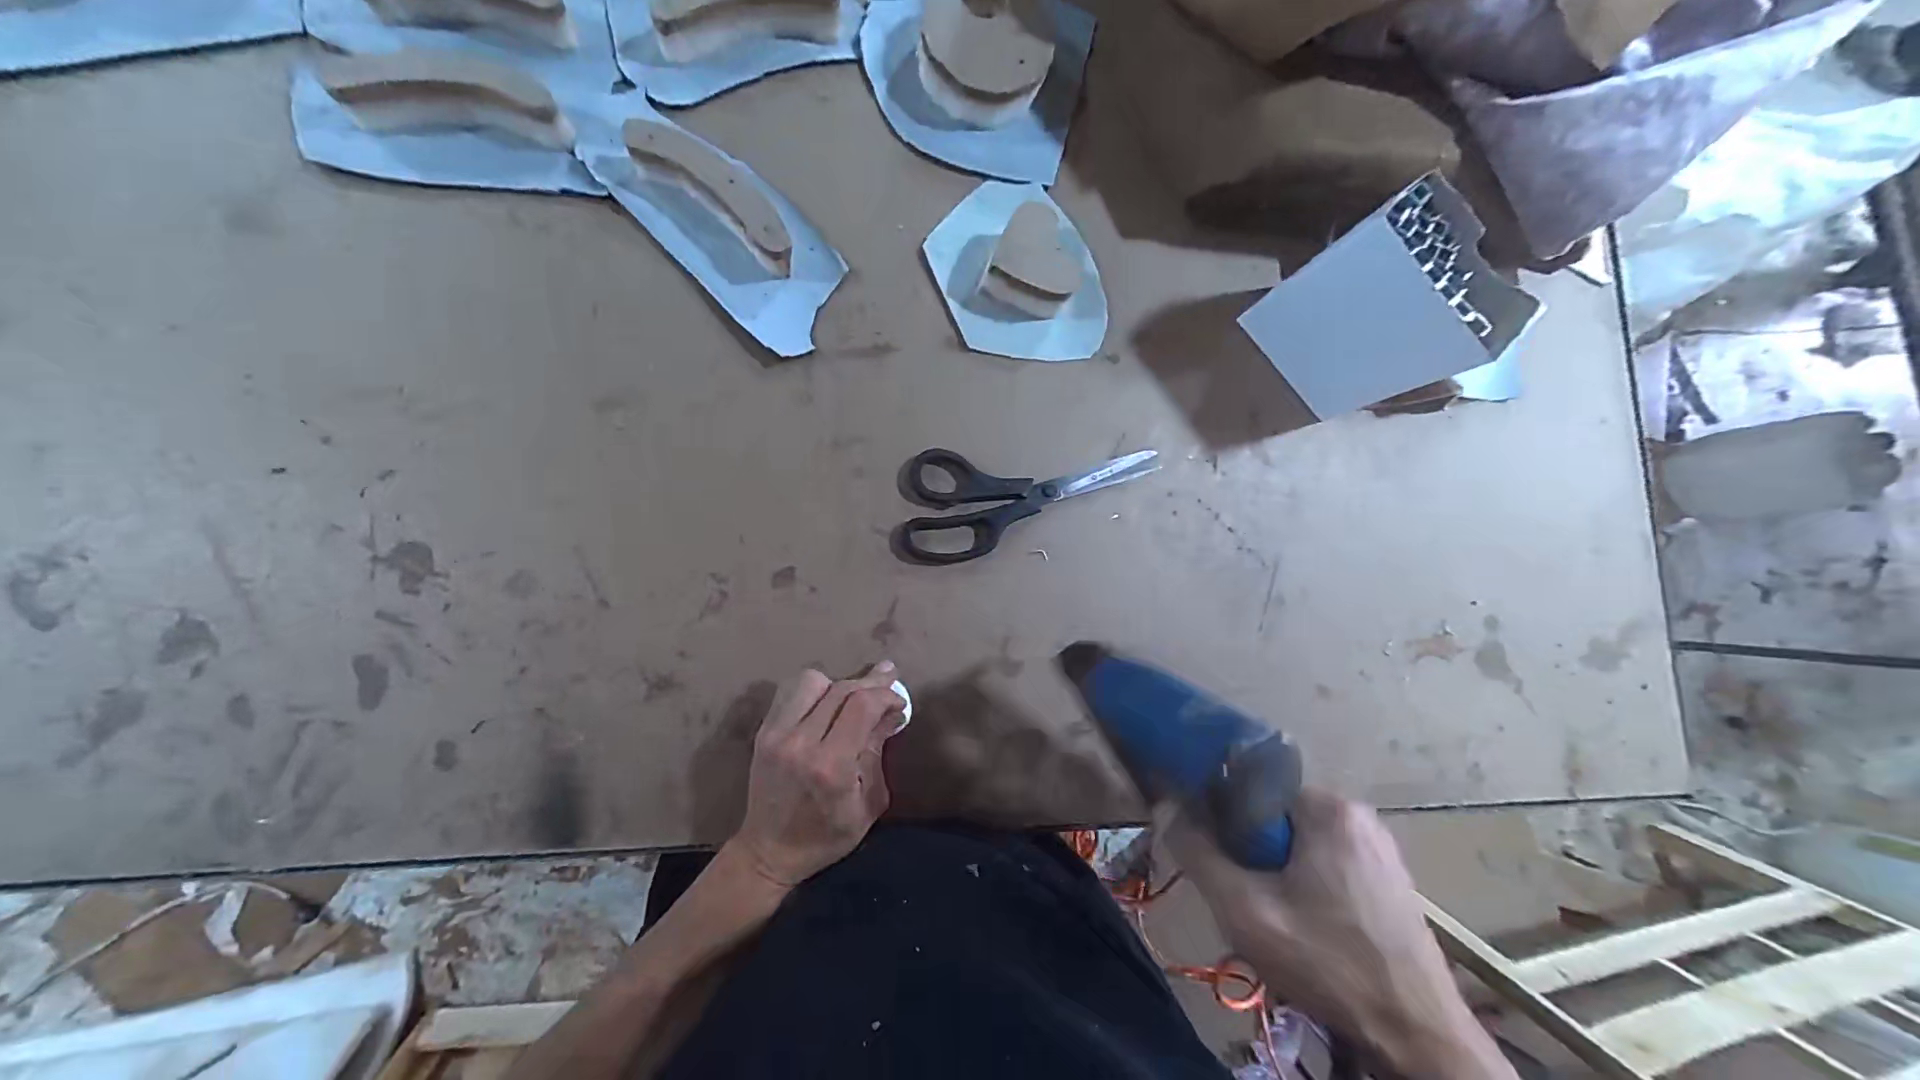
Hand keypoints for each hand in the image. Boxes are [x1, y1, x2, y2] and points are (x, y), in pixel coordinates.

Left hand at [725, 664, 906, 889]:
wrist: (768, 852)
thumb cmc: (826, 836)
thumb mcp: (868, 804)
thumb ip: (878, 753)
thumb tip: (892, 713)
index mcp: (831, 766)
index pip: (862, 706)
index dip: (886, 695)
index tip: (899, 702)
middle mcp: (801, 743)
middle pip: (841, 689)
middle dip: (871, 683)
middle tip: (888, 681)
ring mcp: (776, 734)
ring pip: (812, 681)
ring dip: (838, 684)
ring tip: (853, 698)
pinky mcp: (763, 731)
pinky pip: (790, 692)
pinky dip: (814, 691)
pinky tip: (827, 703)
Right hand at [1164, 789, 1514, 1079]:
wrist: (1419, 1040)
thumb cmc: (1328, 964)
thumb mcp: (1245, 910)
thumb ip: (1198, 852)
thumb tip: (1165, 804)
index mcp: (1328, 806)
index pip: (1250, 790)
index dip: (1222, 821)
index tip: (1216, 860)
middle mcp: (1357, 814)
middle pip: (1274, 818)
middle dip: (1251, 855)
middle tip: (1245, 900)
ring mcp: (1379, 848)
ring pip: (1298, 844)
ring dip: (1275, 875)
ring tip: (1273, 920)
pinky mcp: (1390, 879)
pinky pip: (1326, 864)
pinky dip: (1305, 887)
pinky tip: (1305, 931)